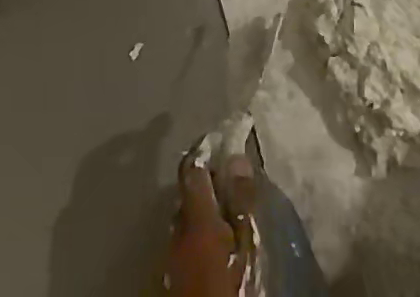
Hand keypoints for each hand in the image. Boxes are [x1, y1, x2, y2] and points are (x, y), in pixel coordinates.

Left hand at [165, 150, 259, 296]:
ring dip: (204, 208)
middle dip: (207, 183)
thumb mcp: (247, 242)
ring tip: (229, 207)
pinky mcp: (173, 275)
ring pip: (186, 218)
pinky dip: (200, 230)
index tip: (222, 137)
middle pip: (188, 195)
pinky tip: (217, 238)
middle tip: (232, 176)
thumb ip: (242, 201)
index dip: (206, 151)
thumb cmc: (232, 285)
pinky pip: (185, 239)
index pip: (192, 170)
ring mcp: (171, 255)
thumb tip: (237, 157)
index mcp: (195, 218)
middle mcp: (176, 231)